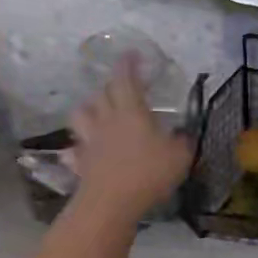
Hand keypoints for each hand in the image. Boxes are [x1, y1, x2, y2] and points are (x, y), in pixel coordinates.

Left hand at [69, 52, 193, 217]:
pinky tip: (82, 151)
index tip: (131, 54)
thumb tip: (184, 134)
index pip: (126, 79)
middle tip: (121, 86)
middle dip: (111, 85)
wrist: (111, 203)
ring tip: (97, 112)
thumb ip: (183, 141)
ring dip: (89, 109)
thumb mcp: (180, 155)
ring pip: (81, 115)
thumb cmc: (148, 173)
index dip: (128, 64)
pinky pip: (74, 150)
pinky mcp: (80, 163)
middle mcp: (107, 120)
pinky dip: (77, 148)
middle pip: (102, 93)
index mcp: (131, 111)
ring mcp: (90, 141)